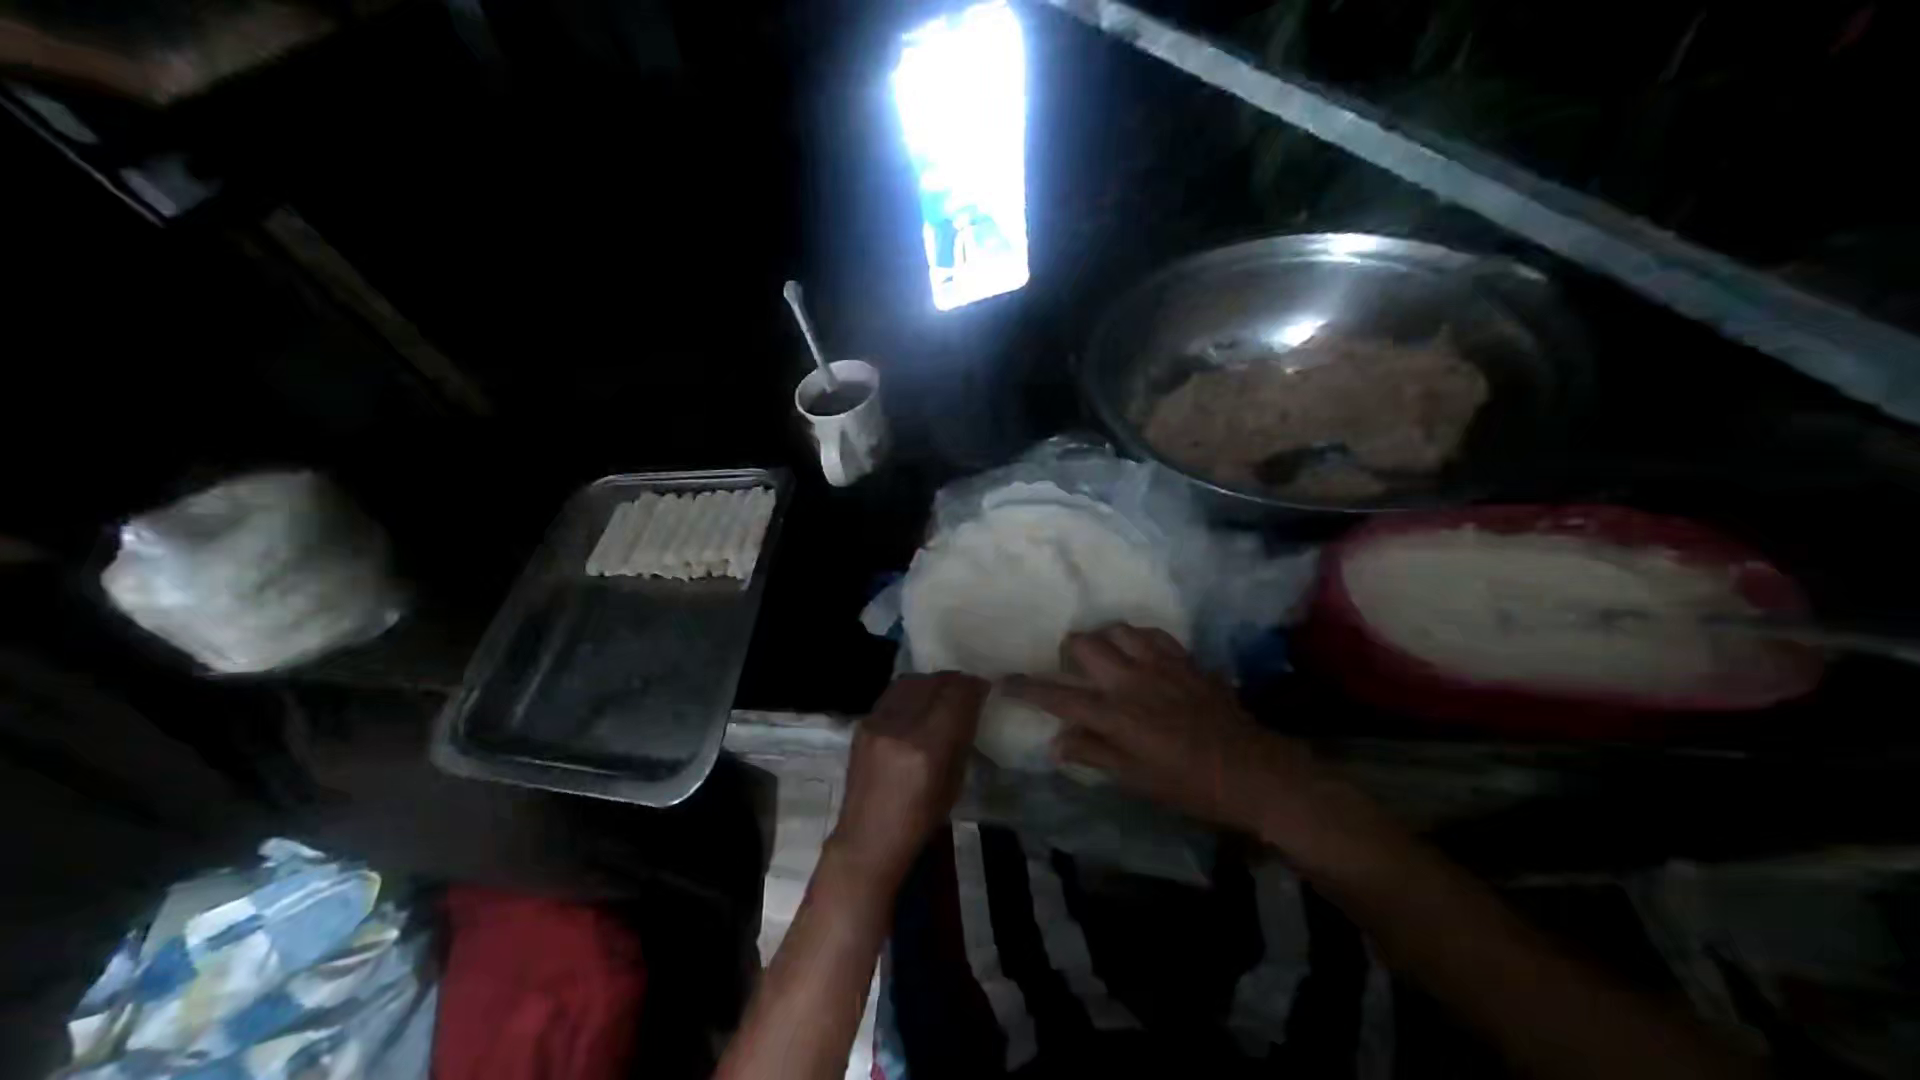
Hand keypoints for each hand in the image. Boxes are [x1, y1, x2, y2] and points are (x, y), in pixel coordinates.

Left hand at [830, 672, 987, 879]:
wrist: (868, 838)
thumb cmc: (920, 820)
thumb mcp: (954, 781)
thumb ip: (961, 739)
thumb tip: (971, 707)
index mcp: (927, 748)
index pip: (956, 696)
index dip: (973, 686)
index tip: (984, 687)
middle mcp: (900, 727)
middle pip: (933, 682)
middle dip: (955, 681)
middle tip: (966, 688)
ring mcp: (877, 722)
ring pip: (911, 682)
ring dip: (931, 682)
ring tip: (942, 692)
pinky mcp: (862, 723)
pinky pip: (892, 694)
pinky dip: (910, 692)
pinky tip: (918, 703)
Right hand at [1006, 625, 1318, 834]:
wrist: (1254, 771)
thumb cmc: (1189, 786)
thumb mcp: (1136, 780)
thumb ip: (1094, 754)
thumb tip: (1056, 742)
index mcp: (1115, 715)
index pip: (1058, 695)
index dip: (1027, 687)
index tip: (1005, 679)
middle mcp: (1131, 681)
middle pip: (1083, 645)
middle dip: (1066, 651)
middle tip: (1069, 668)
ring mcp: (1160, 664)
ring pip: (1116, 629)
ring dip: (1102, 638)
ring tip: (1103, 656)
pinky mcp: (1185, 659)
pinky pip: (1152, 633)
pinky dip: (1136, 637)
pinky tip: (1138, 652)